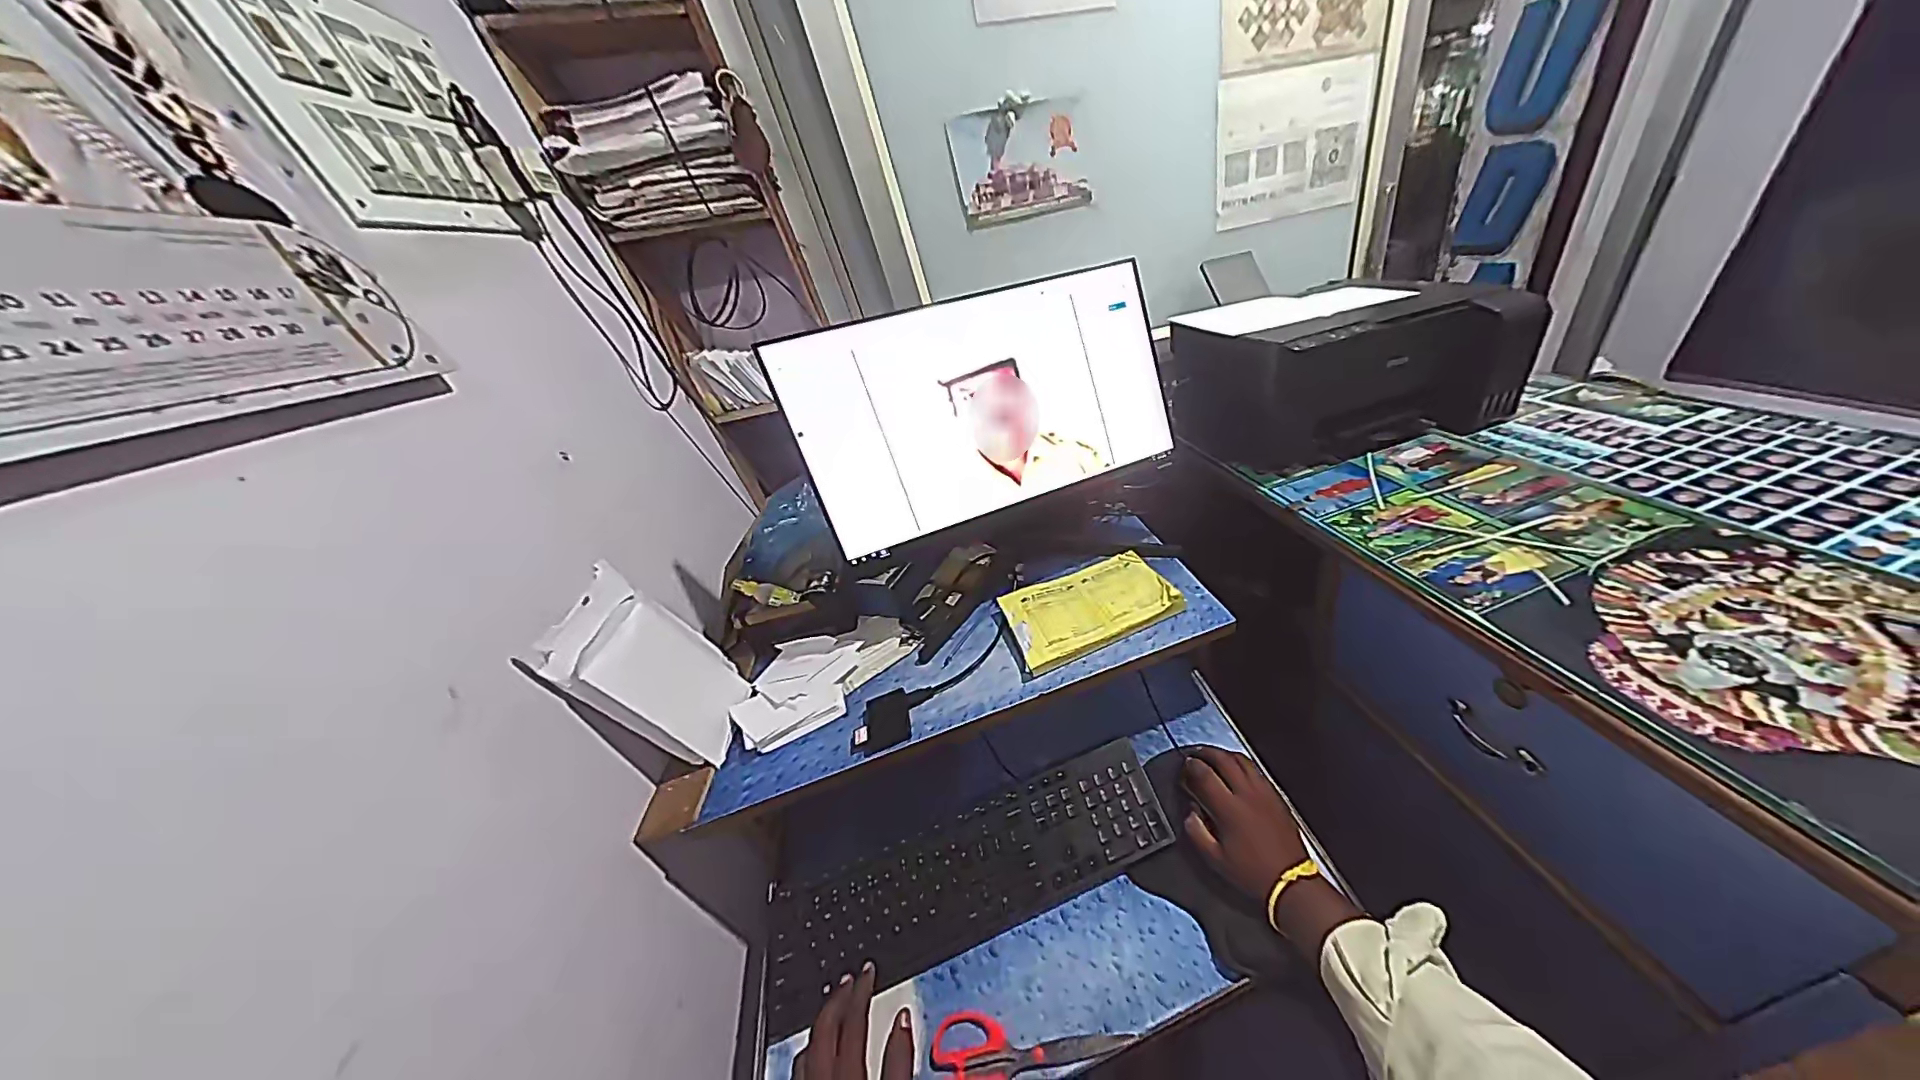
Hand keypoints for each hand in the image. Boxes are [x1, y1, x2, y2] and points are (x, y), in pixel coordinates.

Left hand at [797, 962, 914, 1079]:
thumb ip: (900, 1061)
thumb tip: (905, 1019)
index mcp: (849, 1075)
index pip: (854, 1021)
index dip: (862, 990)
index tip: (869, 970)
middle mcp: (822, 1078)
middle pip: (826, 1027)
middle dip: (839, 996)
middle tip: (852, 976)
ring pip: (809, 1045)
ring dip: (823, 1019)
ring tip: (835, 1001)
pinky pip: (799, 1067)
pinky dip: (811, 1047)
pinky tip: (817, 1045)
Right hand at [1180, 746, 1307, 902]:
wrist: (1291, 882)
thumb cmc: (1253, 873)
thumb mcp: (1215, 859)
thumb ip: (1196, 832)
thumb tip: (1191, 814)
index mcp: (1229, 809)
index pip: (1204, 774)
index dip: (1190, 767)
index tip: (1183, 767)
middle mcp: (1247, 795)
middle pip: (1223, 759)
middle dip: (1205, 752)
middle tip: (1194, 754)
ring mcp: (1265, 794)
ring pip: (1242, 760)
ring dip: (1224, 755)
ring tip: (1214, 757)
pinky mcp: (1277, 798)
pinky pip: (1257, 771)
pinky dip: (1242, 764)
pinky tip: (1237, 770)